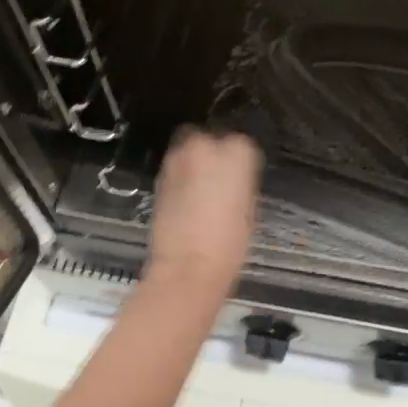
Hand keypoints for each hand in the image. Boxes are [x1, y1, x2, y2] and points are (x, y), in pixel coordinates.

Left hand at [145, 130, 261, 294]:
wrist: (187, 265)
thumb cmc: (229, 243)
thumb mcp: (249, 210)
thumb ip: (240, 185)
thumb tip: (233, 181)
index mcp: (237, 152)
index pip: (242, 146)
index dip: (241, 164)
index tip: (241, 180)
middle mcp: (206, 146)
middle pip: (212, 141)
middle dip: (214, 156)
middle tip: (220, 182)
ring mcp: (178, 159)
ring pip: (190, 151)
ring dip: (195, 164)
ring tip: (201, 191)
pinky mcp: (159, 176)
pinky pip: (176, 169)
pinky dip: (181, 178)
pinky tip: (187, 200)